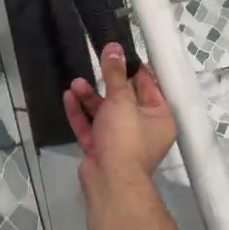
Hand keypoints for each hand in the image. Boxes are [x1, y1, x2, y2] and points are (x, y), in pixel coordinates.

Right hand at [64, 43, 175, 182]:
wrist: (110, 182)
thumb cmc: (125, 138)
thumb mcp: (121, 100)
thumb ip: (114, 73)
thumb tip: (114, 47)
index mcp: (160, 118)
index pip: (149, 86)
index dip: (134, 68)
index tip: (118, 51)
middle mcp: (143, 129)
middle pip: (125, 99)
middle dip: (106, 83)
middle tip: (94, 62)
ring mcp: (121, 141)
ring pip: (105, 113)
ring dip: (90, 98)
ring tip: (75, 83)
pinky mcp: (102, 150)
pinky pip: (92, 127)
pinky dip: (81, 113)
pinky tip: (68, 97)